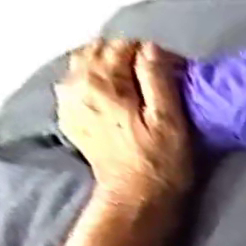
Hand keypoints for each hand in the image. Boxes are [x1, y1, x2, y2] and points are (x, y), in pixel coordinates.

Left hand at [56, 39, 193, 207]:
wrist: (135, 199)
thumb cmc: (161, 165)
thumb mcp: (171, 123)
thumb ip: (158, 81)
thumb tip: (152, 49)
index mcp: (104, 81)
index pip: (126, 46)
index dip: (154, 56)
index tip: (176, 74)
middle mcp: (78, 83)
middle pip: (99, 50)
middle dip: (128, 57)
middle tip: (156, 79)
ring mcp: (69, 100)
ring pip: (84, 63)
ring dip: (109, 68)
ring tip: (135, 88)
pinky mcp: (69, 116)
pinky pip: (77, 84)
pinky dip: (95, 83)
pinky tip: (113, 100)